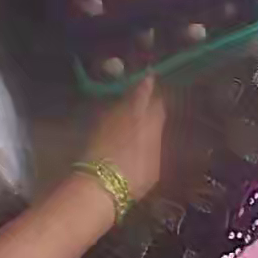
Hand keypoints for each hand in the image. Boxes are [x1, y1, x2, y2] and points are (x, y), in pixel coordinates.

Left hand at [80, 76, 166, 198]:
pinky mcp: (97, 123)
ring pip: (123, 99)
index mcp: (151, 123)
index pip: (157, 104)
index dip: (159, 98)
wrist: (100, 181)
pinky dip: (116, 108)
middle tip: (149, 76)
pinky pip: (111, 109)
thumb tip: (154, 132)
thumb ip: (154, 143)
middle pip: (139, 93)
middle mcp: (133, 114)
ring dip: (129, 94)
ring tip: (133, 92)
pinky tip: (117, 111)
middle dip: (145, 85)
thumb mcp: (154, 165)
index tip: (160, 94)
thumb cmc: (134, 178)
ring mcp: (112, 116)